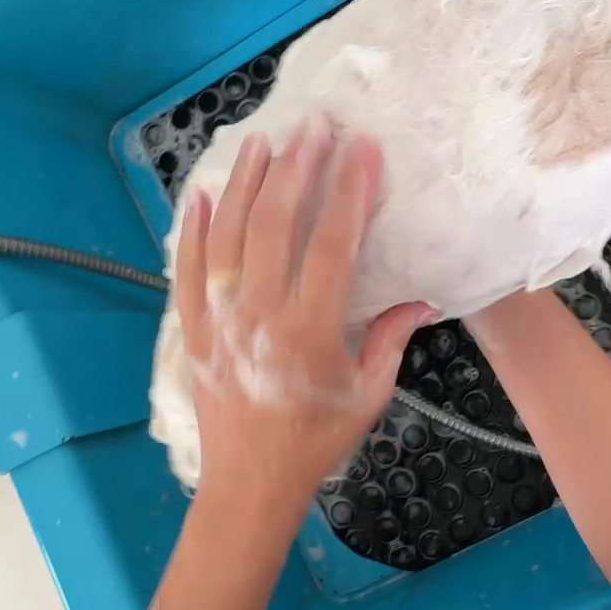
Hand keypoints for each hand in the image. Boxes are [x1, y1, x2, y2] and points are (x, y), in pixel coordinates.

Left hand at [175, 116, 435, 527]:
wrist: (249, 483)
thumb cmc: (315, 441)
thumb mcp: (368, 395)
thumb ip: (390, 340)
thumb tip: (423, 298)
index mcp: (309, 330)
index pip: (333, 245)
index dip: (349, 192)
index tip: (362, 150)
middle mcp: (259, 315)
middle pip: (276, 225)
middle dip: (297, 168)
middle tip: (314, 125)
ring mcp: (218, 319)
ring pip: (228, 235)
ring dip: (246, 183)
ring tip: (263, 140)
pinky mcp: (191, 329)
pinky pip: (187, 269)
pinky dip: (193, 230)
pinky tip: (203, 195)